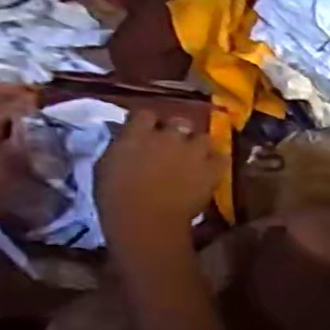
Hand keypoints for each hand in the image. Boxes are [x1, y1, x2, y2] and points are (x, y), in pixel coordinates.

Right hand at [97, 111, 220, 253]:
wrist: (146, 216)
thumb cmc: (115, 194)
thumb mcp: (107, 163)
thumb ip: (122, 145)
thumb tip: (130, 139)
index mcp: (137, 134)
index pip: (146, 114)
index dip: (148, 121)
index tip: (148, 128)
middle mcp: (169, 137)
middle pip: (180, 121)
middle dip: (178, 130)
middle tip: (174, 143)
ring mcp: (194, 151)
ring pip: (204, 136)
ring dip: (199, 144)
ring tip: (195, 155)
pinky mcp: (213, 167)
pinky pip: (222, 156)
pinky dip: (217, 159)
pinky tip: (210, 167)